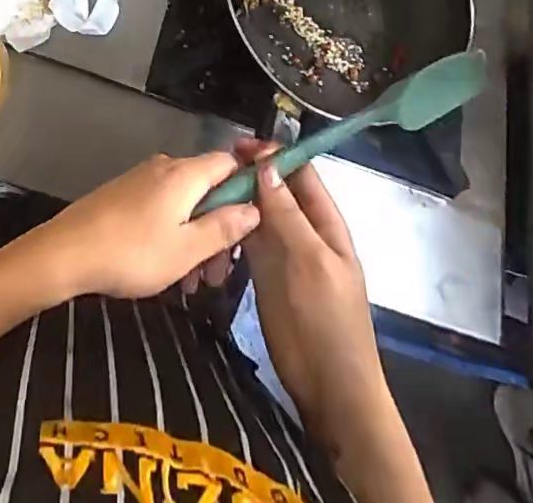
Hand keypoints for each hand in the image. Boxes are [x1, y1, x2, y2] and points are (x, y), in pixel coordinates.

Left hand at [17, 153, 260, 299]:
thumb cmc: (131, 253)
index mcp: (185, 174)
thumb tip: (255, 207)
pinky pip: (163, 208)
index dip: (249, 187)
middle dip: (221, 228)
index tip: (256, 222)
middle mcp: (165, 167)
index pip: (230, 163)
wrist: (66, 252)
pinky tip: (169, 269)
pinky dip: (174, 234)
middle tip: (219, 274)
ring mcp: (142, 179)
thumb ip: (224, 227)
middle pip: (208, 188)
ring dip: (197, 239)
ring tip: (193, 284)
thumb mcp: (186, 249)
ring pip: (185, 203)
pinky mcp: (125, 194)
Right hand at [240, 141, 426, 501]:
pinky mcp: (263, 270)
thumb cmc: (329, 320)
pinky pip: (244, 238)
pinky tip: (207, 225)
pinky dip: (227, 228)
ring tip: (203, 195)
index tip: (240, 146)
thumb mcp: (312, 262)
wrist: (328, 385)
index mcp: (324, 221)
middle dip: (247, 175)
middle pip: (274, 189)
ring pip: (255, 211)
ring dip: (234, 201)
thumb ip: (288, 216)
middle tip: (211, 170)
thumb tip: (266, 167)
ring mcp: (281, 249)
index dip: (273, 155)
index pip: (299, 174)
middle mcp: (302, 228)